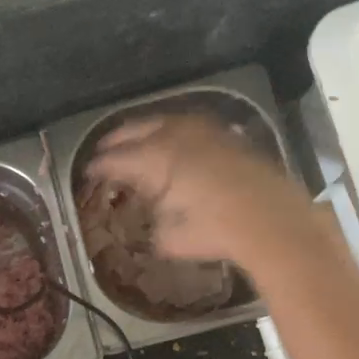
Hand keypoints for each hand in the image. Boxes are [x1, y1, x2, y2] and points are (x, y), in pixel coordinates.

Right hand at [85, 112, 327, 271]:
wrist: (270, 219)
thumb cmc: (213, 230)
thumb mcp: (170, 238)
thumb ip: (154, 224)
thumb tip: (153, 222)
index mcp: (154, 159)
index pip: (116, 159)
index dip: (99, 167)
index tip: (87, 173)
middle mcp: (175, 137)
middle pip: (137, 130)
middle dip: (116, 140)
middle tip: (102, 150)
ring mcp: (203, 131)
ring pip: (164, 121)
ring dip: (144, 129)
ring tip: (134, 139)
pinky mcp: (226, 136)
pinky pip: (189, 125)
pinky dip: (172, 131)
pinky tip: (172, 141)